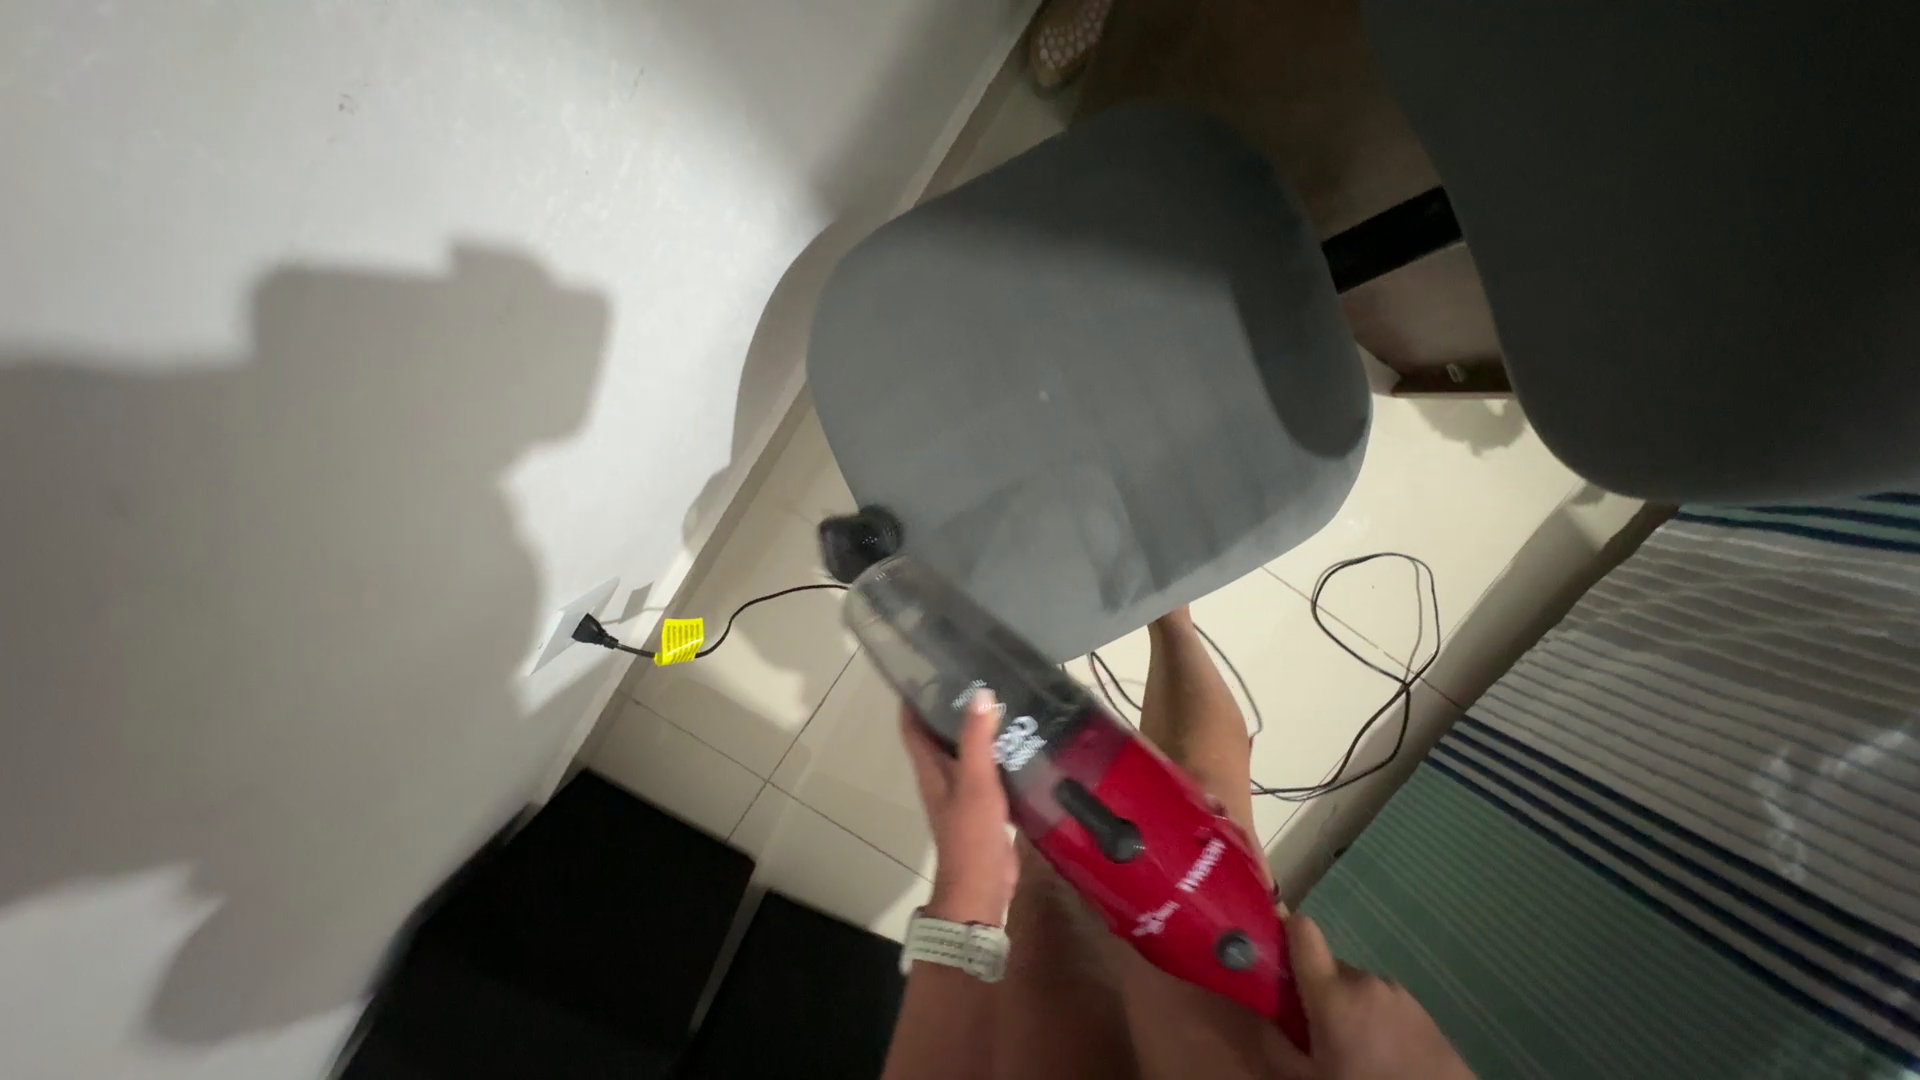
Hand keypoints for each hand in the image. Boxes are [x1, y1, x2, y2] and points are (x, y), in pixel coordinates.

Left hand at [900, 690, 1018, 926]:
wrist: (982, 887)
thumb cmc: (970, 833)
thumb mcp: (975, 781)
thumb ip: (977, 739)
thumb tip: (980, 693)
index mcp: (930, 768)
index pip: (912, 725)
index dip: (914, 698)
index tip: (928, 670)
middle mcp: (942, 775)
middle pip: (940, 734)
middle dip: (952, 707)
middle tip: (977, 677)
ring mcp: (963, 791)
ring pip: (966, 751)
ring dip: (978, 729)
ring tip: (1004, 699)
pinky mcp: (985, 804)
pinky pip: (989, 770)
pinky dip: (999, 753)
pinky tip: (1022, 741)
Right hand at [1281, 914, 1474, 1078]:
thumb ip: (1276, 1045)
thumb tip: (1257, 1016)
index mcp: (1332, 991)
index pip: (1302, 929)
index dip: (1285, 934)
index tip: (1277, 959)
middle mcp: (1365, 981)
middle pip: (1328, 969)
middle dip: (1319, 994)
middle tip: (1319, 1035)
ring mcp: (1400, 996)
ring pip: (1358, 989)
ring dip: (1350, 1009)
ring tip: (1358, 1053)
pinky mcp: (1426, 1014)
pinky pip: (1387, 1006)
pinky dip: (1379, 1023)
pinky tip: (1387, 1060)